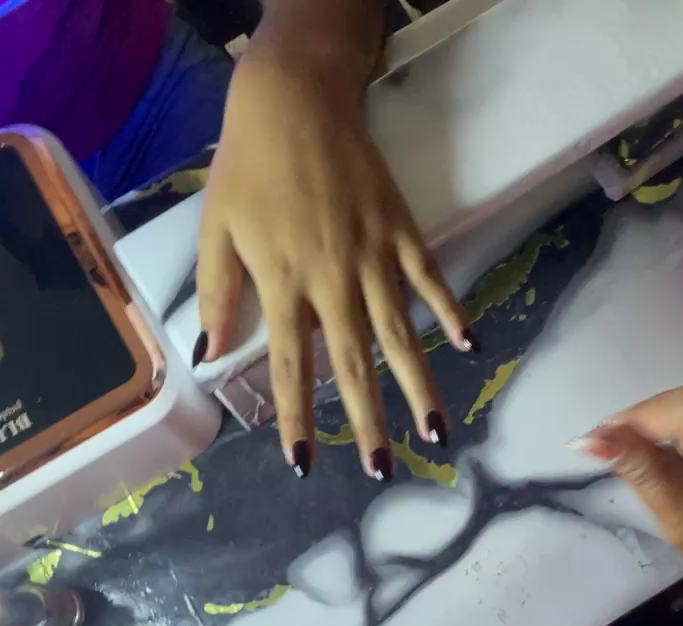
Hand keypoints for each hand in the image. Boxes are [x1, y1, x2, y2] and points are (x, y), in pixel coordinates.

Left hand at [198, 54, 471, 480]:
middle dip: (370, 424)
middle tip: (385, 471)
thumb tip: (211, 357)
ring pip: (400, 334)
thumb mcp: (217, 230)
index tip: (305, 465)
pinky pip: (430, 279)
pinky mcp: (402, 231)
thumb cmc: (248, 166)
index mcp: (285, 284)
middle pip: (355, 365)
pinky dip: (451, 311)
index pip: (291, 368)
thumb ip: (219, 296)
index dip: (296, 421)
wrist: (295, 96)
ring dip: (420, 387)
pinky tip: (471, 344)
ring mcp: (373, 257)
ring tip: (436, 432)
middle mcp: (334, 281)